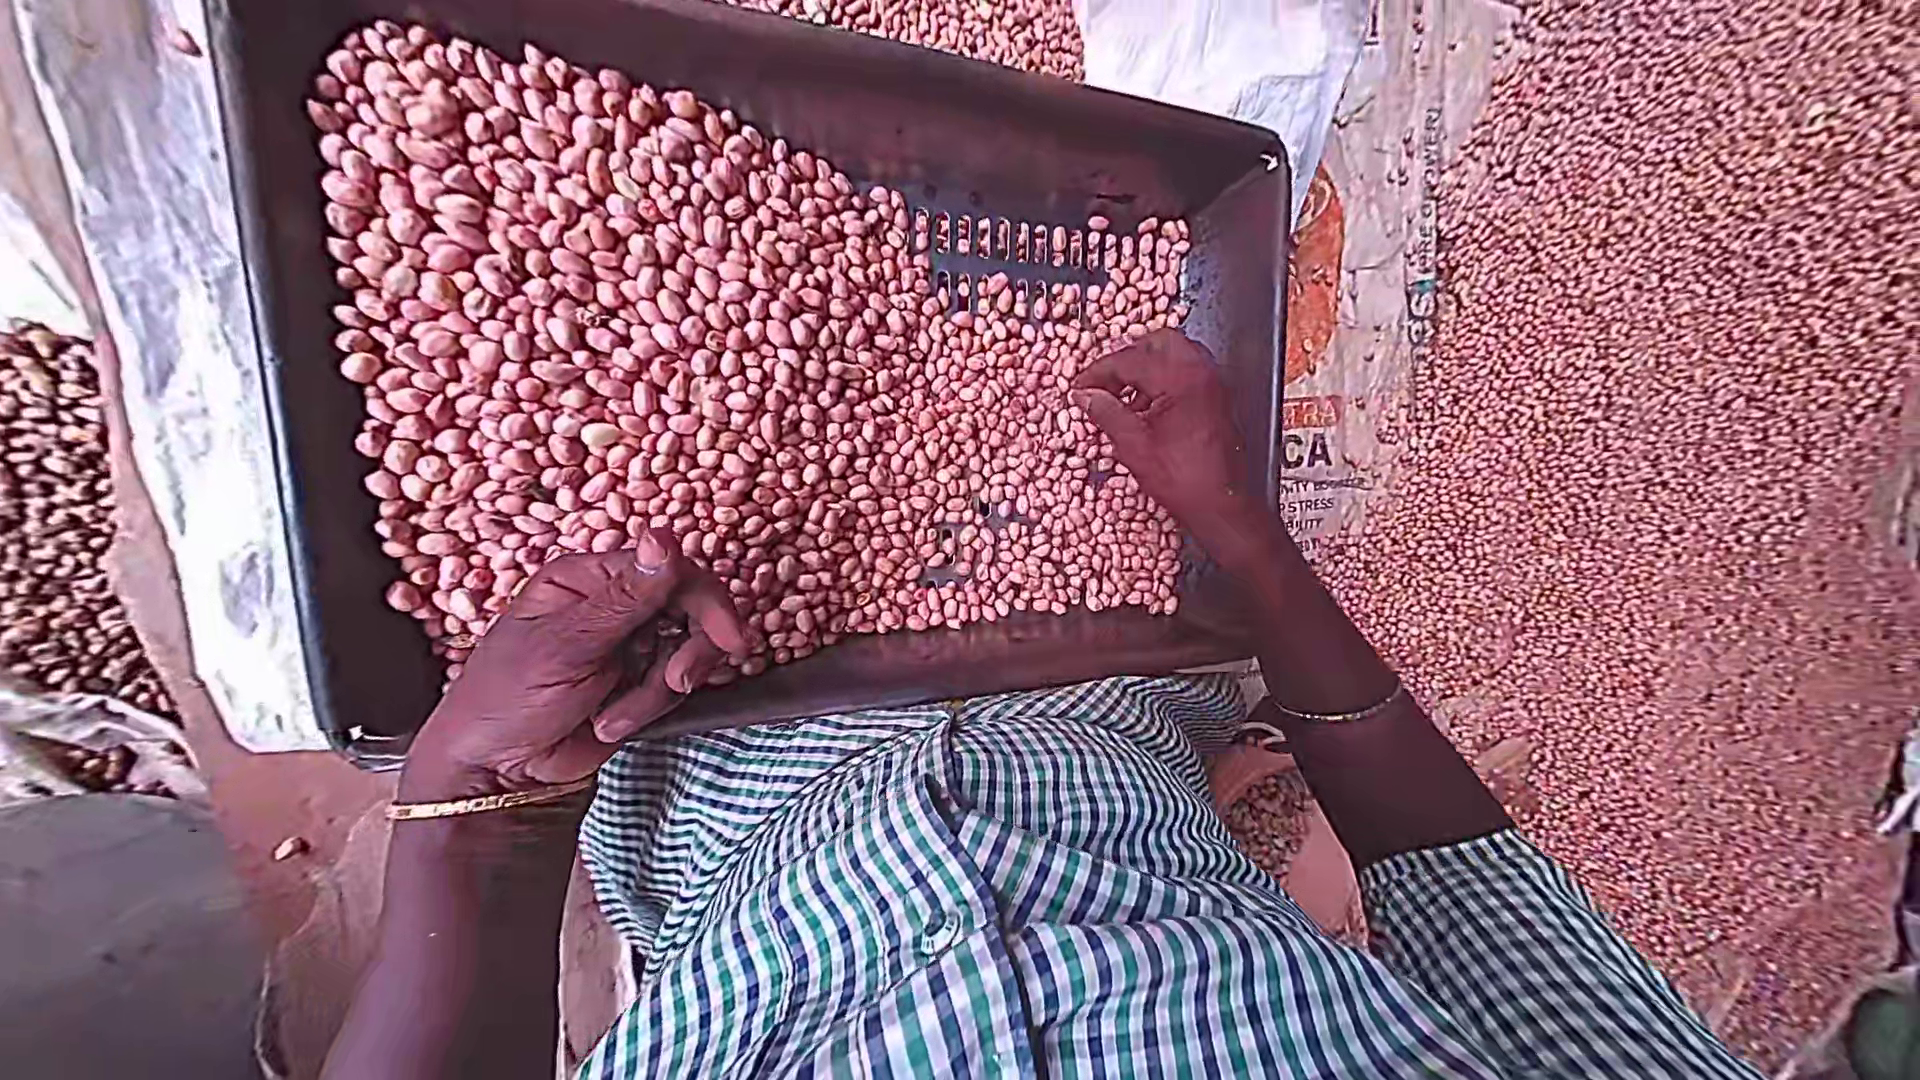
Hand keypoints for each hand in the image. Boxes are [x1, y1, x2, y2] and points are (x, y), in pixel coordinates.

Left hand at [399, 528, 751, 801]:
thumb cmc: (507, 700)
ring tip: (619, 712)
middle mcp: (619, 601)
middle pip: (694, 608)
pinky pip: (678, 680)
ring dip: (662, 687)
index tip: (730, 639)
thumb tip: (663, 536)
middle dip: (691, 651)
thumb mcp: (567, 646)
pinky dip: (653, 704)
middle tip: (678, 681)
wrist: (498, 774)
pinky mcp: (644, 674)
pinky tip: (612, 719)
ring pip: (691, 648)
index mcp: (592, 578)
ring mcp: (634, 639)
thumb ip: (625, 596)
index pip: (672, 571)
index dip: (708, 603)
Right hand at [1070, 330, 1279, 562]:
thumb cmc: (1180, 479)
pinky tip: (1144, 408)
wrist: (1220, 504)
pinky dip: (1161, 381)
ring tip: (1120, 397)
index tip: (1080, 387)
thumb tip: (1085, 396)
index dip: (1098, 372)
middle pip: (1156, 343)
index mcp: (1181, 379)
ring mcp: (1213, 384)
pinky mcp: (1216, 398)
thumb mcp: (1133, 445)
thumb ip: (1106, 412)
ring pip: (1173, 355)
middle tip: (1103, 383)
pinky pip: (1186, 373)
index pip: (1130, 359)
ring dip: (1144, 369)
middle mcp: (1201, 372)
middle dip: (1125, 359)